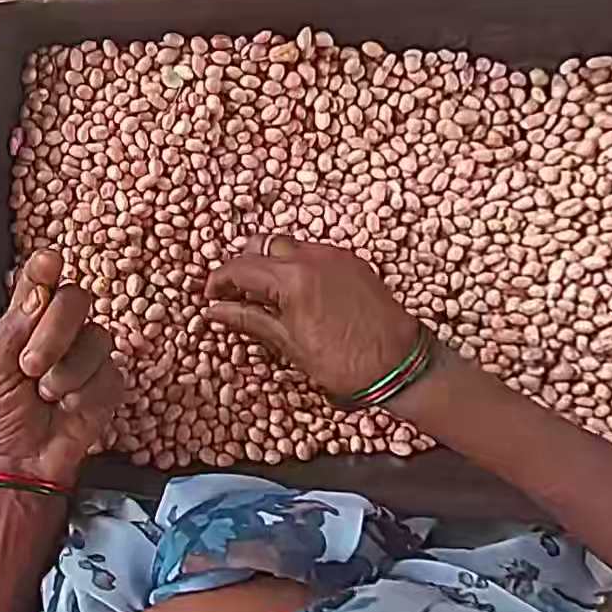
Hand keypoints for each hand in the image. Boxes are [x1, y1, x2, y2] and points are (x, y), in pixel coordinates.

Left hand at [0, 250, 122, 487]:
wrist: (24, 459)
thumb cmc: (4, 413)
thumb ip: (13, 331)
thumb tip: (37, 293)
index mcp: (29, 318)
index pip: (41, 279)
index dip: (47, 267)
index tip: (50, 262)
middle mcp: (63, 328)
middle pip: (76, 298)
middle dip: (53, 333)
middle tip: (31, 365)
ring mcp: (90, 352)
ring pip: (96, 338)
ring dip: (66, 373)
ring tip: (46, 395)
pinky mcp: (110, 380)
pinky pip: (107, 373)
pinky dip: (83, 395)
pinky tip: (68, 406)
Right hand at [203, 235, 423, 398]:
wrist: (402, 365)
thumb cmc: (344, 361)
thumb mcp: (288, 343)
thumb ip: (248, 319)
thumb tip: (215, 311)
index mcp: (291, 278)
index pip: (240, 268)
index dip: (218, 281)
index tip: (210, 296)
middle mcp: (311, 257)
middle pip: (261, 245)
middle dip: (242, 267)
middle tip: (233, 293)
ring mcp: (334, 256)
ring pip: (286, 245)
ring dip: (268, 262)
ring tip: (262, 293)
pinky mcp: (351, 262)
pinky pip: (311, 252)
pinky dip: (293, 264)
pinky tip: (293, 291)